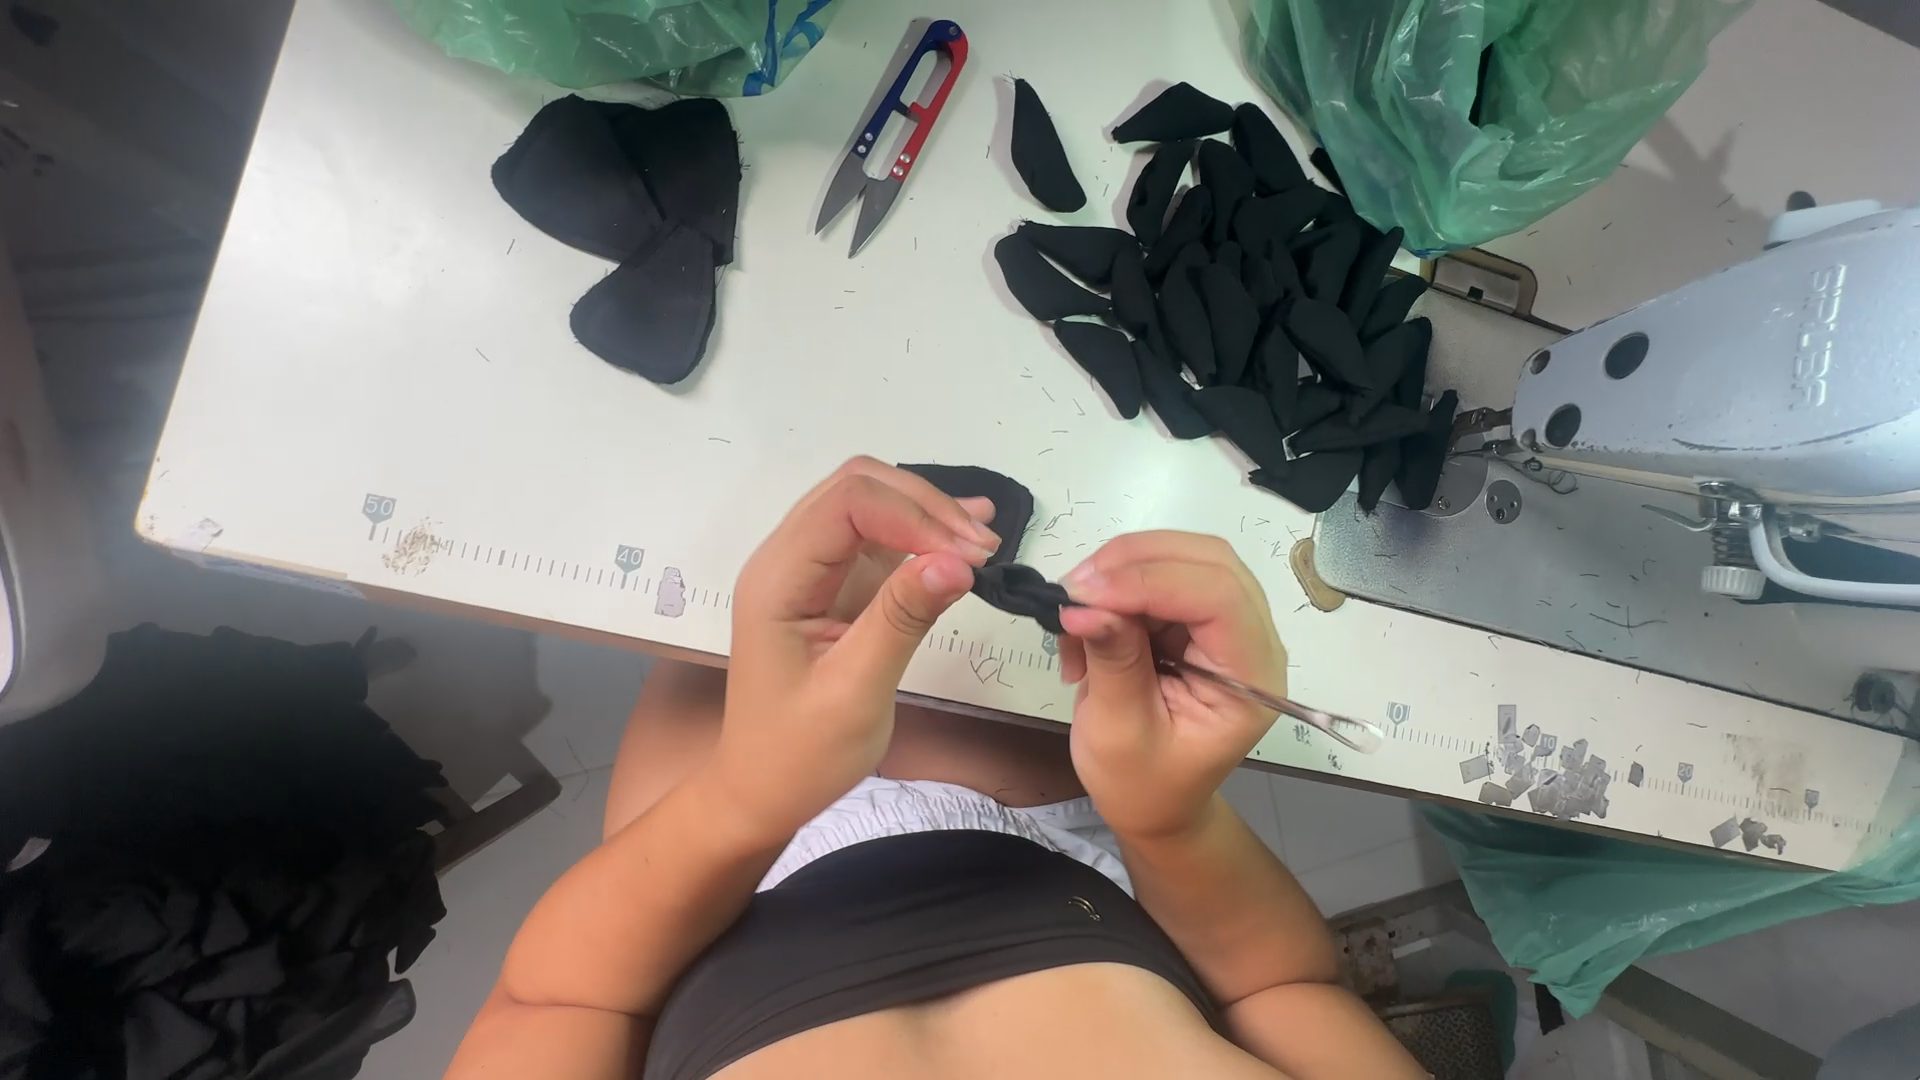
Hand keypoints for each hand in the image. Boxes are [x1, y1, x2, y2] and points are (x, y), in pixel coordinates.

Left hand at [712, 457, 1001, 835]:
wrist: (764, 788)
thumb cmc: (801, 753)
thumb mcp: (856, 691)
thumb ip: (902, 618)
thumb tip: (958, 561)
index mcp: (779, 578)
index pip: (847, 503)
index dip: (914, 515)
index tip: (970, 556)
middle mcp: (789, 558)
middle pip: (858, 488)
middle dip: (925, 506)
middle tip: (982, 550)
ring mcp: (812, 567)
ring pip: (871, 504)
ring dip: (928, 514)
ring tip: (984, 542)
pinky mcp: (836, 582)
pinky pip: (879, 537)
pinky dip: (922, 533)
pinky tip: (964, 534)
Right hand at [1056, 533, 1286, 838]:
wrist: (1153, 801)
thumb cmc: (1142, 782)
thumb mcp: (1119, 731)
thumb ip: (1112, 661)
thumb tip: (1084, 603)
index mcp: (1252, 678)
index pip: (1220, 598)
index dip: (1151, 581)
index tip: (1083, 595)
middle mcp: (1250, 638)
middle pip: (1207, 560)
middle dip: (1133, 562)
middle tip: (1073, 592)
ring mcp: (1222, 623)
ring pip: (1178, 556)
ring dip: (1117, 571)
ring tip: (1073, 612)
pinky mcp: (1191, 617)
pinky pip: (1153, 573)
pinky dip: (1110, 587)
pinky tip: (1084, 625)